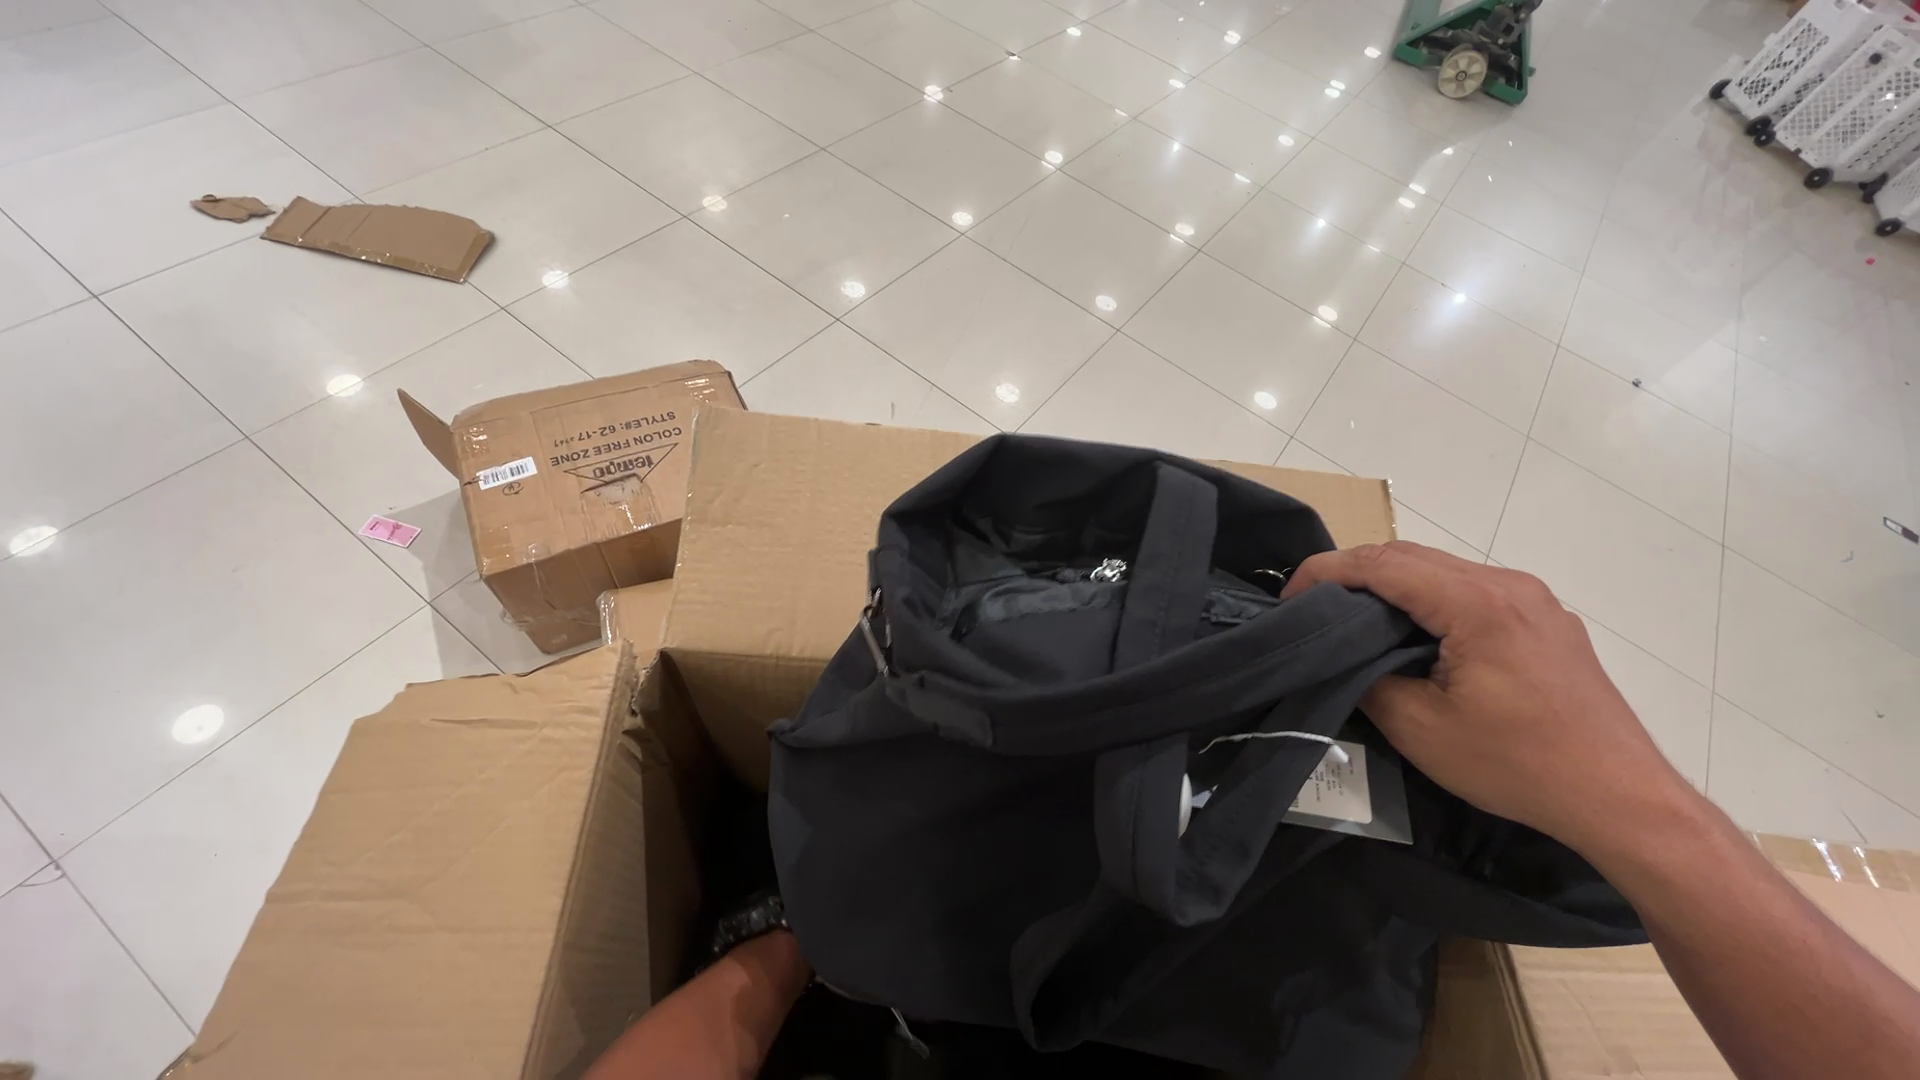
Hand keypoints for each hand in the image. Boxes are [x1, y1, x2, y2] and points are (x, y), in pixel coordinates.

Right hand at [1281, 541, 1690, 852]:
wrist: (1621, 799)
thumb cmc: (1516, 764)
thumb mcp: (1420, 728)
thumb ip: (1368, 678)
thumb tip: (1344, 657)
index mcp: (1476, 603)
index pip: (1381, 564)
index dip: (1324, 572)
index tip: (1286, 599)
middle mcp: (1507, 585)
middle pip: (1409, 556)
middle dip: (1350, 573)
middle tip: (1309, 606)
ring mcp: (1533, 599)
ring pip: (1439, 569)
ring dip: (1388, 584)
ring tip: (1349, 617)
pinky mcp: (1545, 621)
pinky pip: (1468, 590)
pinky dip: (1425, 598)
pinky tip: (1408, 631)